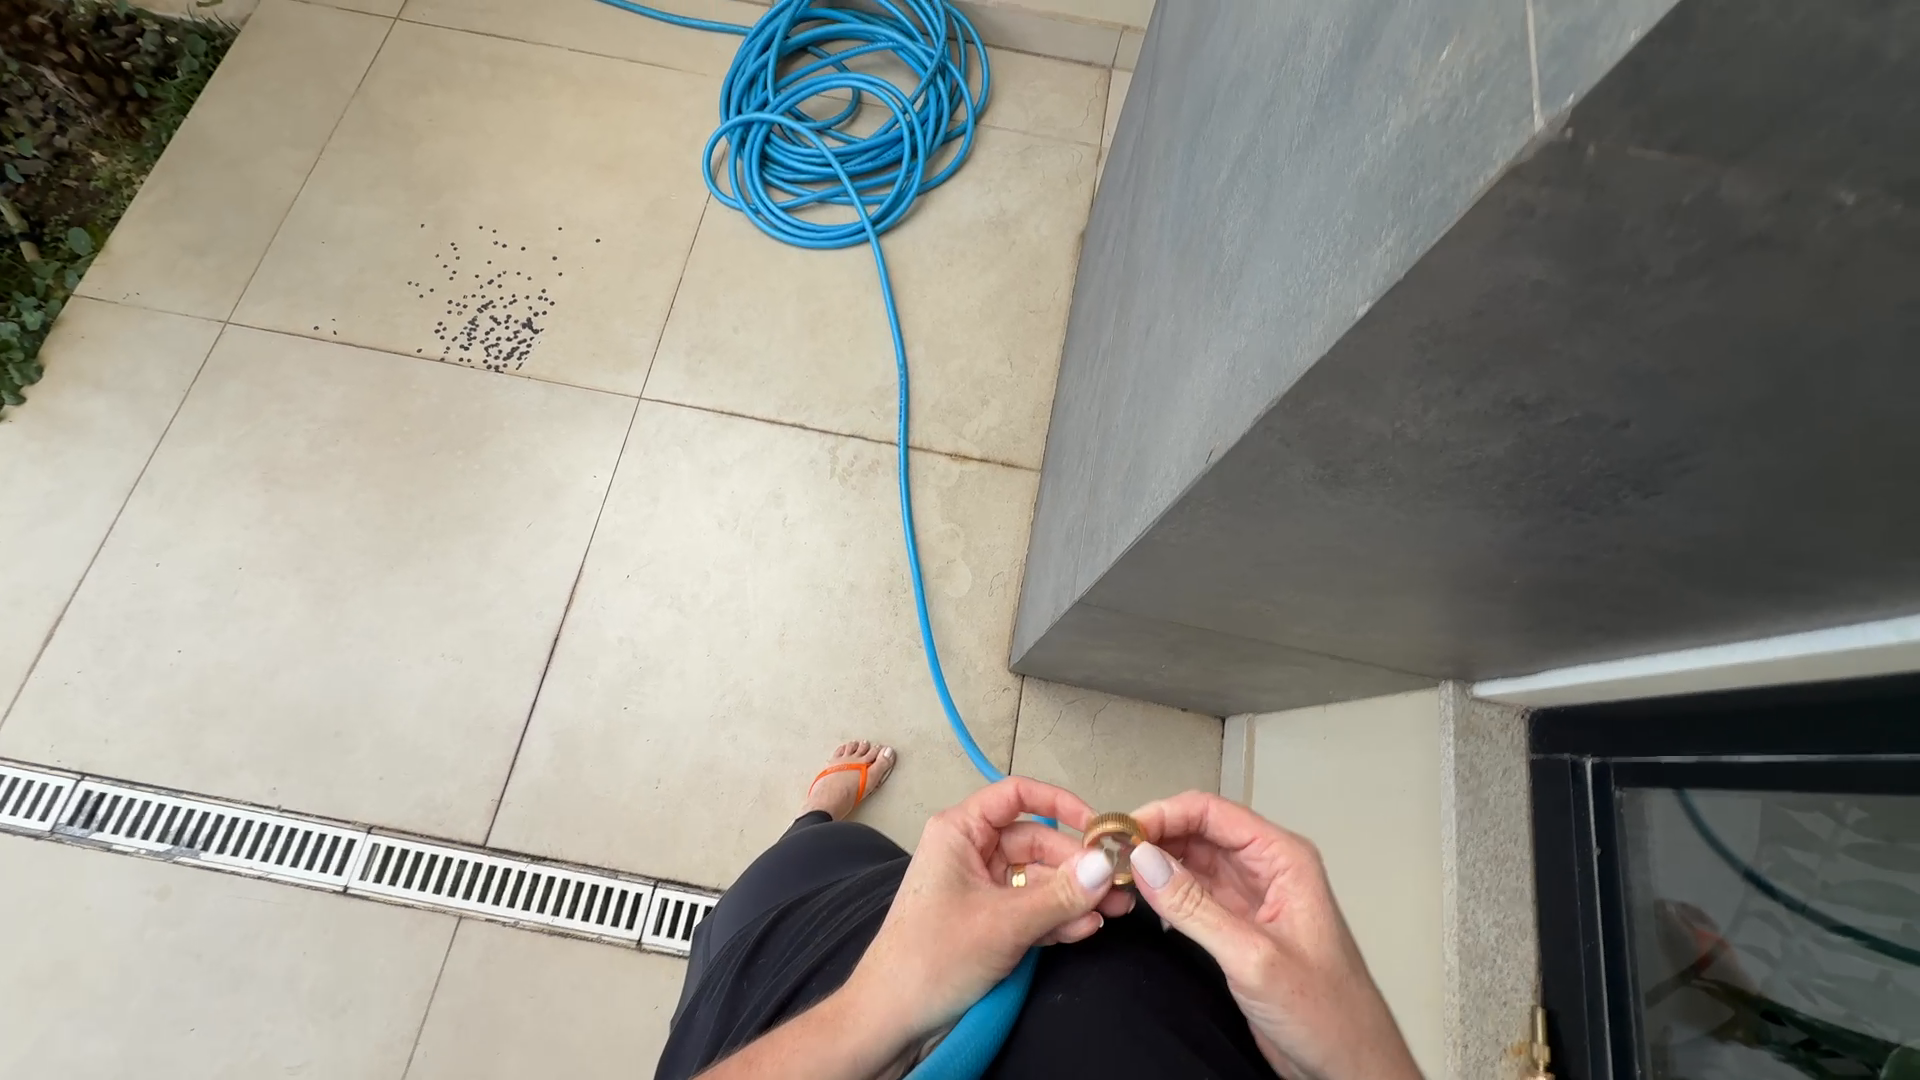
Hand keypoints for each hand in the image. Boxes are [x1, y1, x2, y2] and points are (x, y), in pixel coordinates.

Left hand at [842, 777, 1125, 1041]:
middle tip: (1119, 884)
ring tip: (1115, 911)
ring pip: (1037, 877)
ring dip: (1073, 894)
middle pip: (1035, 840)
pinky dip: (1056, 917)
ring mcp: (979, 884)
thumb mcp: (1004, 923)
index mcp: (960, 830)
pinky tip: (1085, 929)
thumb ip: (1060, 894)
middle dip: (1077, 864)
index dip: (1060, 803)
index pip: (1016, 795)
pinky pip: (1029, 906)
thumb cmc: (933, 957)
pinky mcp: (987, 917)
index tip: (1098, 827)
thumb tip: (1105, 866)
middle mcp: (970, 848)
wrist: (892, 1019)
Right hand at [1128, 792, 1422, 1079]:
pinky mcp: (1234, 921)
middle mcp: (1263, 867)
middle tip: (1110, 852)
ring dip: (1153, 862)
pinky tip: (1138, 895)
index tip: (1123, 831)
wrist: (1351, 1072)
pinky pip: (1190, 889)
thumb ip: (1195, 907)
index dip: (1163, 814)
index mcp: (1282, 858)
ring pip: (1188, 858)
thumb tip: (1143, 861)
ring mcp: (1247, 894)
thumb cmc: (1330, 1016)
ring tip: (1116, 871)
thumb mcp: (1254, 958)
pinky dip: (1161, 889)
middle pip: (1195, 829)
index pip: (1211, 812)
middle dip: (1152, 836)